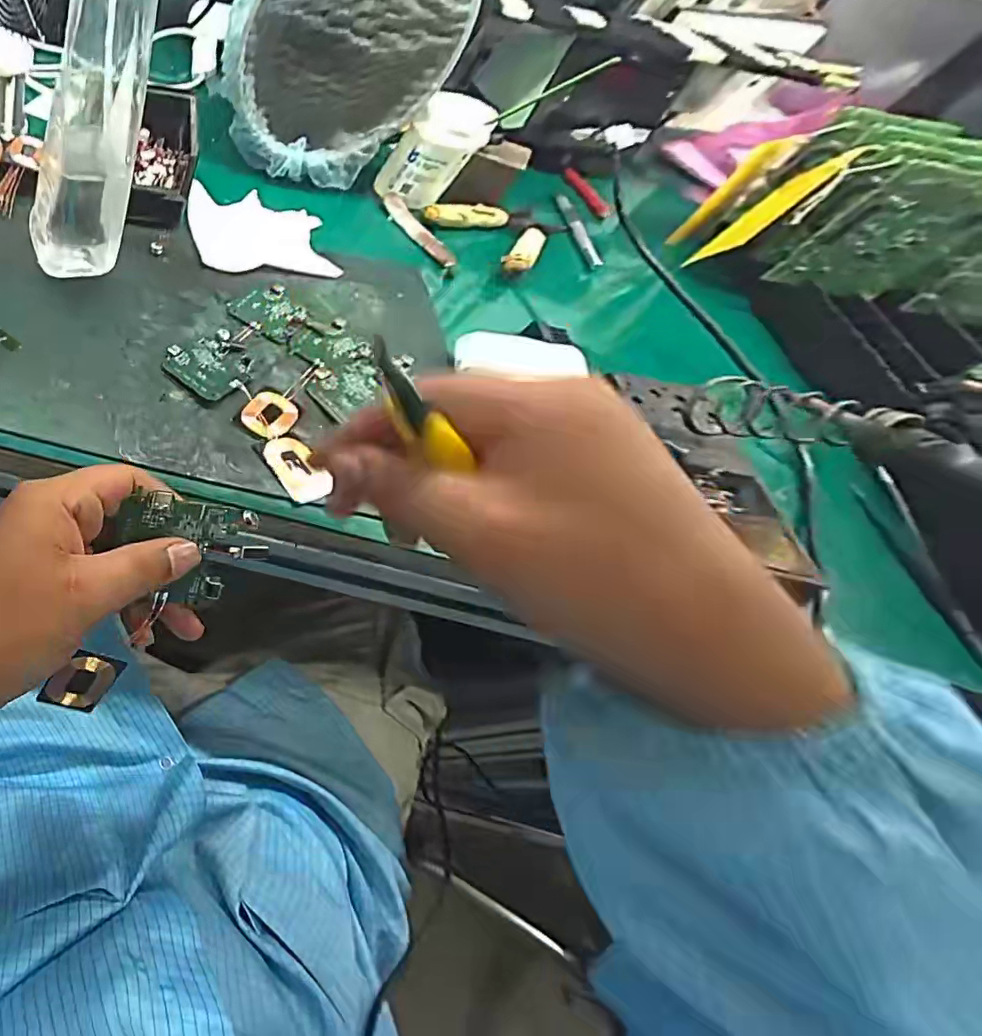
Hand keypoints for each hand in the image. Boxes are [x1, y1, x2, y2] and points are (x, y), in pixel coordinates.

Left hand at [0, 465, 204, 736]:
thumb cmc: (15, 626)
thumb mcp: (87, 595)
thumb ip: (143, 565)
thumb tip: (190, 548)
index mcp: (53, 501)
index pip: (124, 481)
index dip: (167, 506)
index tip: (198, 542)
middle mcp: (49, 514)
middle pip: (121, 521)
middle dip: (160, 560)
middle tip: (193, 598)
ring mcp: (44, 546)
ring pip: (110, 554)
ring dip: (143, 589)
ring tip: (176, 631)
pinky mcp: (41, 576)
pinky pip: (90, 576)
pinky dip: (116, 600)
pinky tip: (139, 634)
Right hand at [315, 375, 849, 729]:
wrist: (714, 640)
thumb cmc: (584, 575)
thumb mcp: (471, 528)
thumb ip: (394, 484)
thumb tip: (333, 459)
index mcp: (531, 400)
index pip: (416, 396)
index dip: (359, 432)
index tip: (321, 476)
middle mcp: (558, 398)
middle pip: (442, 416)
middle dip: (393, 462)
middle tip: (365, 515)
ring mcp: (582, 428)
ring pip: (470, 442)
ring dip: (427, 481)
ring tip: (415, 533)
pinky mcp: (593, 461)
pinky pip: (505, 461)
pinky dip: (468, 490)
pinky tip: (464, 528)